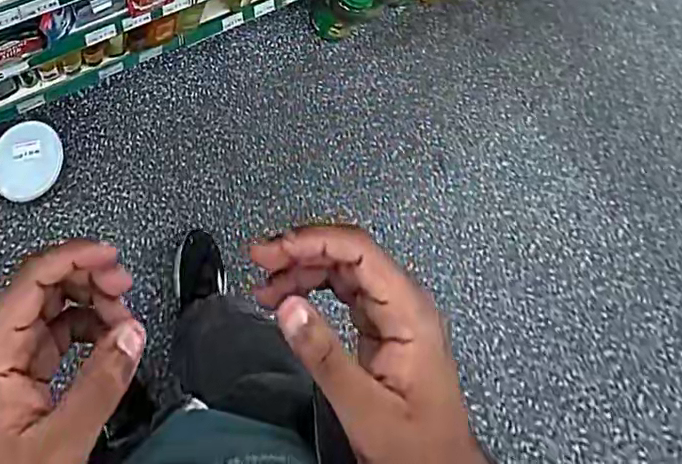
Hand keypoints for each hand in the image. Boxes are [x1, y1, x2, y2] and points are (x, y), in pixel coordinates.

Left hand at [0, 239, 146, 463]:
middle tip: (123, 286)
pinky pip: (61, 327)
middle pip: (46, 280)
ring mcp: (9, 356)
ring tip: (122, 318)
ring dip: (94, 299)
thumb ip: (99, 385)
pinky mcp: (23, 371)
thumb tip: (131, 334)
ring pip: (56, 301)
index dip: (76, 256)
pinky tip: (108, 339)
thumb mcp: (58, 443)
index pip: (34, 273)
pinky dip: (90, 324)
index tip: (110, 256)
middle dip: (90, 276)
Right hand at [251, 226, 484, 463]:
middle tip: (262, 257)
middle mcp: (403, 300)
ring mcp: (392, 310)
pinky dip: (311, 286)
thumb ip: (324, 356)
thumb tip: (289, 307)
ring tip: (266, 281)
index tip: (278, 247)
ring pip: (342, 267)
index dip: (314, 240)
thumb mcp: (365, 409)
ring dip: (302, 268)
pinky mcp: (380, 323)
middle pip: (348, 252)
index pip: (358, 249)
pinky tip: (288, 295)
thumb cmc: (419, 450)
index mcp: (408, 309)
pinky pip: (342, 288)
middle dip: (301, 249)